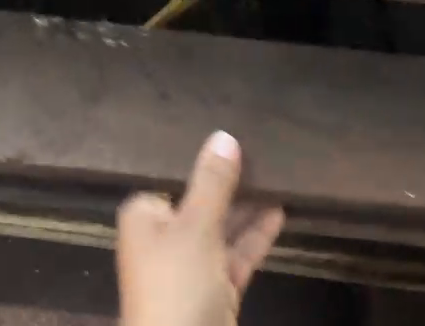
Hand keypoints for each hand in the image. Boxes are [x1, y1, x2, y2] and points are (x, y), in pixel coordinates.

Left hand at [116, 131, 285, 325]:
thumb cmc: (175, 286)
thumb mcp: (195, 227)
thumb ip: (212, 184)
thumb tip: (224, 136)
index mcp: (144, 215)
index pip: (173, 175)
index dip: (201, 158)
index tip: (230, 132)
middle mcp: (163, 236)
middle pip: (199, 201)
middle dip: (228, 182)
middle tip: (262, 148)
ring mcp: (189, 267)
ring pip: (221, 228)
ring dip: (246, 208)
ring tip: (278, 174)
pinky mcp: (214, 292)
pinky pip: (235, 254)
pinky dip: (254, 236)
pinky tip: (280, 212)